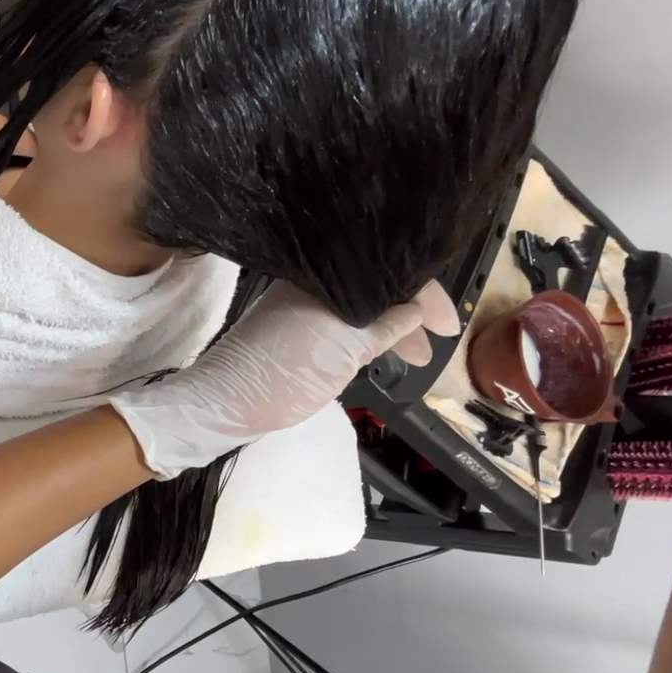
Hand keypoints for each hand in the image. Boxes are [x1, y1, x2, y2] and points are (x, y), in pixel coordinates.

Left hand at [110, 280, 461, 477]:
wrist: (224, 402)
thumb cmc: (282, 375)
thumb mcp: (344, 352)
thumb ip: (384, 326)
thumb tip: (415, 308)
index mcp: (322, 279)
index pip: (385, 270)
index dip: (424, 294)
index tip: (448, 326)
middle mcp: (311, 284)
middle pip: (372, 286)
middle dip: (409, 312)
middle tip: (432, 345)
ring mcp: (299, 305)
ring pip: (357, 305)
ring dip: (389, 326)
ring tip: (413, 358)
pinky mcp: (291, 326)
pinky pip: (338, 320)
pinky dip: (364, 334)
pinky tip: (380, 353)